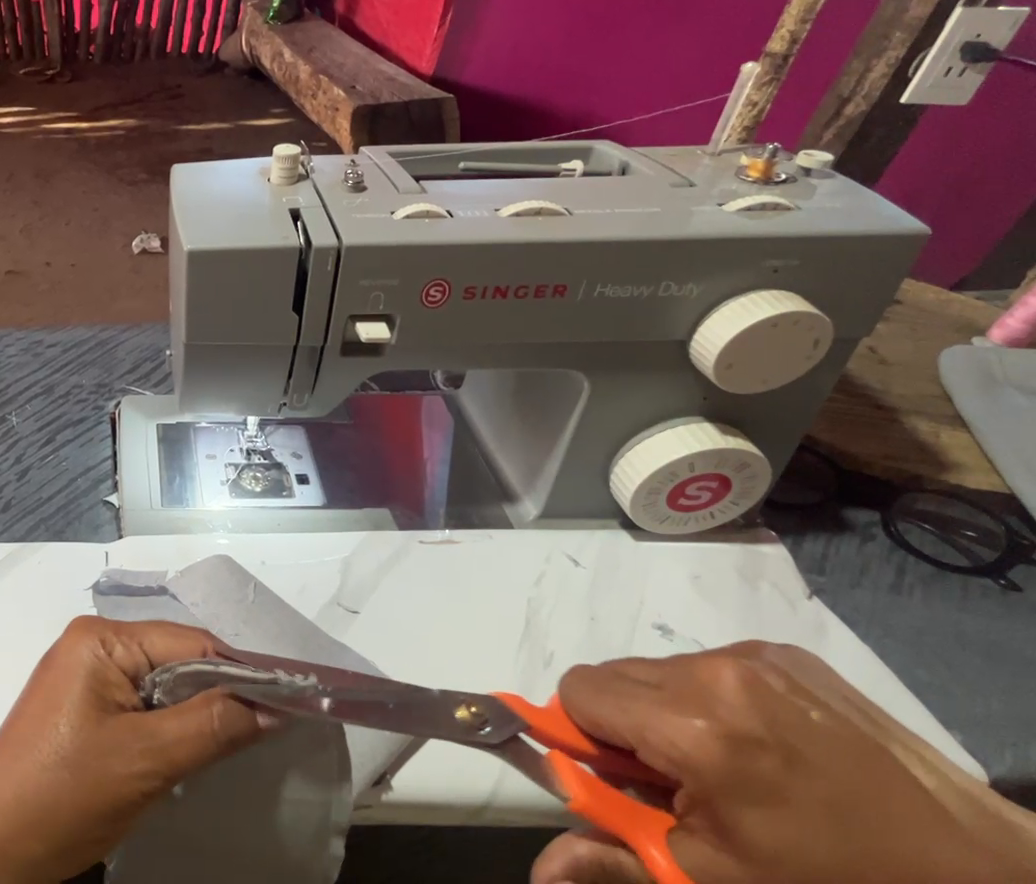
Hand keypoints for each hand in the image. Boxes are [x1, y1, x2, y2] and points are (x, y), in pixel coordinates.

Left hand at [0, 617, 272, 883]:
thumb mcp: (148, 760)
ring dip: (201, 712)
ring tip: (247, 738)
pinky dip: (174, 725)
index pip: (191, 642)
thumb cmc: (62, 796)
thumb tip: (275, 705)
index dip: (243, 670)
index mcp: (101, 639)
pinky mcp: (87, 709)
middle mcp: (94, 645)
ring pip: (165, 685)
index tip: (294, 698)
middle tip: (276, 723)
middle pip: (179, 659)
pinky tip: (201, 748)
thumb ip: (214, 725)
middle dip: (223, 692)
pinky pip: (145, 704)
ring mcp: (87, 677)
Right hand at [532, 641, 1035, 883]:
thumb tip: (543, 871)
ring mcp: (756, 656)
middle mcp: (716, 671)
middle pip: (612, 675)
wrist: (972, 866)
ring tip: (725, 766)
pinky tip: (758, 745)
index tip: (619, 779)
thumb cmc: (828, 877)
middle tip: (673, 782)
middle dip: (622, 725)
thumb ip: (615, 854)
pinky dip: (708, 699)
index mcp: (693, 726)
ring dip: (664, 711)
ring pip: (657, 669)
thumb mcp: (713, 876)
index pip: (579, 691)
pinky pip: (707, 664)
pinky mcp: (786, 653)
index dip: (583, 736)